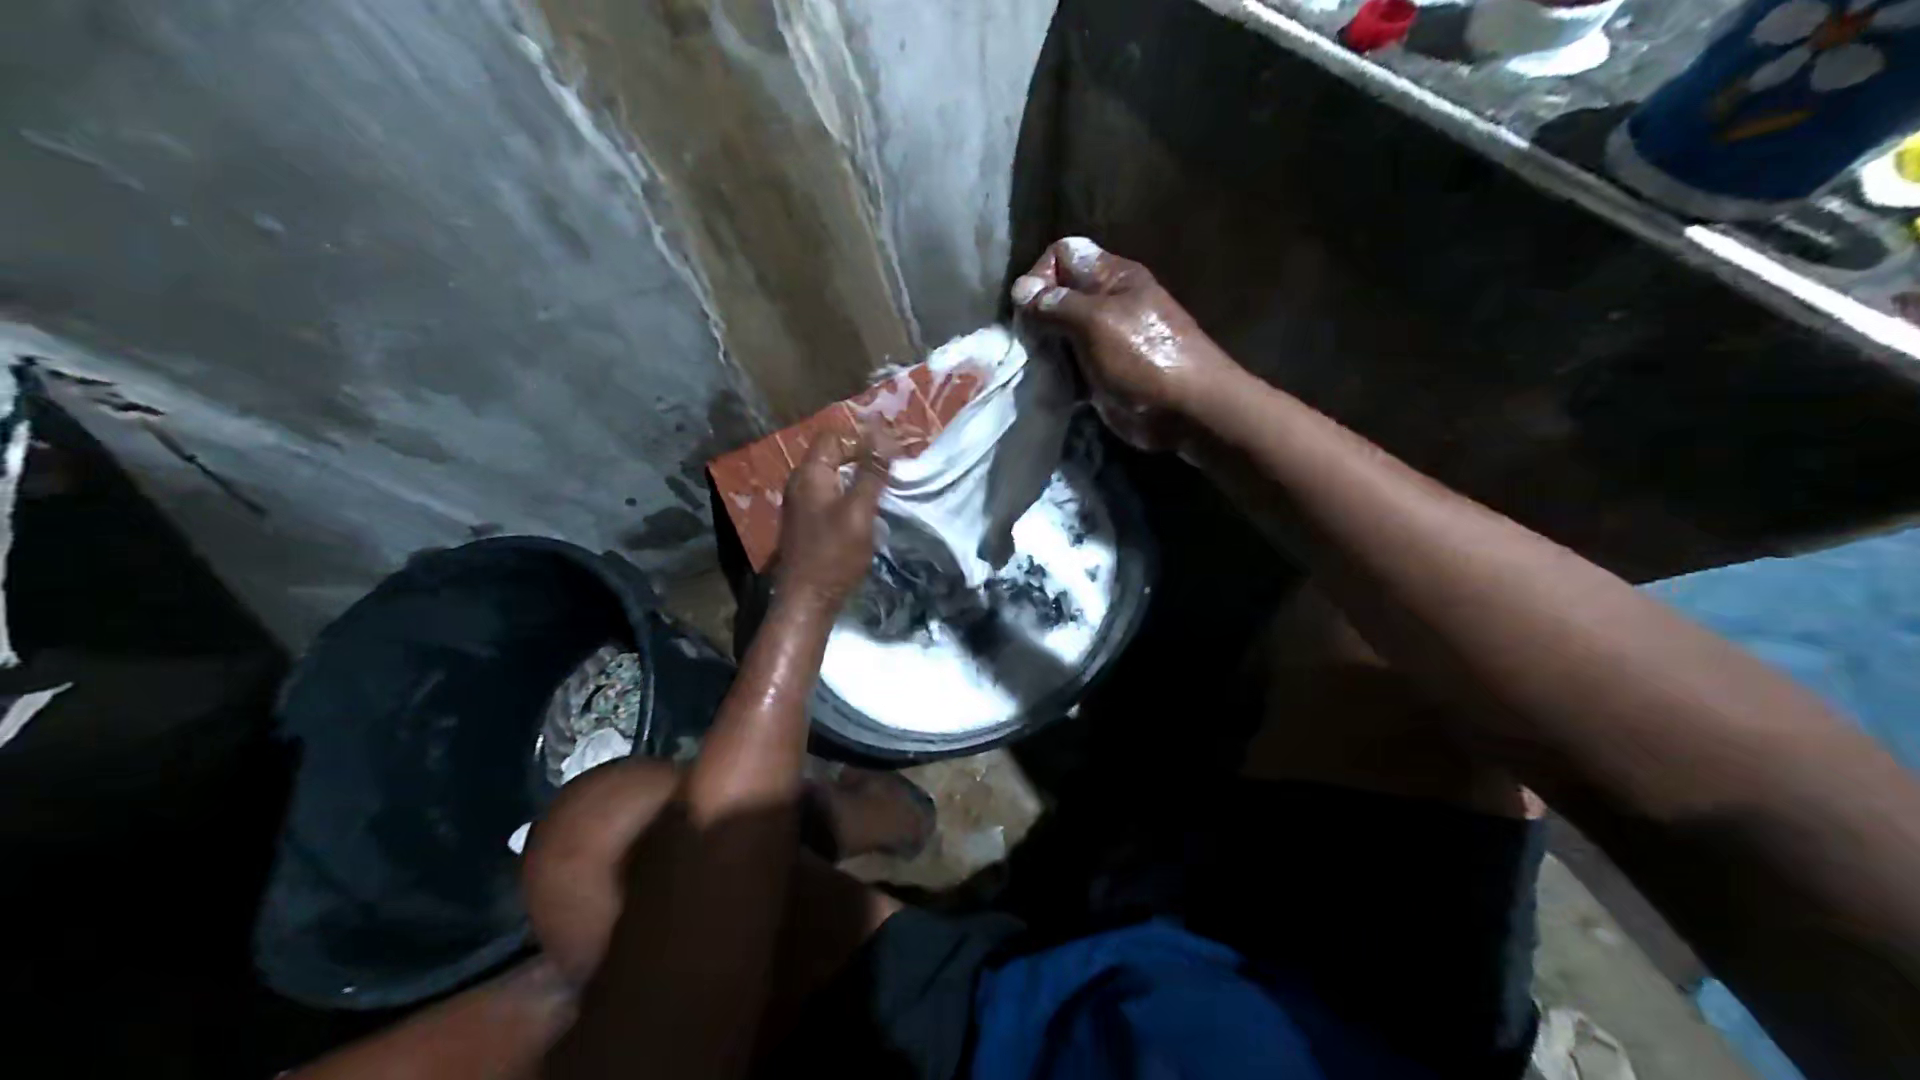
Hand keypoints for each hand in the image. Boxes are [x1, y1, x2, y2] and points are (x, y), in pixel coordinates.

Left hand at [772, 428, 888, 614]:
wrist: (808, 599)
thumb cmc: (834, 554)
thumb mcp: (859, 511)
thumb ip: (871, 473)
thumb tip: (884, 439)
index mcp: (809, 474)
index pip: (835, 437)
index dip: (863, 438)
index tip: (893, 451)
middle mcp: (801, 483)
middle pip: (833, 454)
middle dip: (864, 455)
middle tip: (893, 465)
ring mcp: (802, 503)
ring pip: (834, 475)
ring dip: (859, 475)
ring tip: (886, 484)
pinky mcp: (808, 521)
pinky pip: (831, 494)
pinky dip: (851, 493)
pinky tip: (869, 506)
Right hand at [1010, 236, 1236, 449]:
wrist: (1185, 410)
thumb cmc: (1144, 356)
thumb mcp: (1097, 321)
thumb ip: (1057, 304)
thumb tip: (1021, 290)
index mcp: (1112, 277)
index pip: (1064, 254)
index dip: (1042, 273)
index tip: (1028, 307)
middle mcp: (1106, 303)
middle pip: (1057, 296)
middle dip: (1037, 316)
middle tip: (1030, 341)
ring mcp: (1103, 340)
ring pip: (1059, 334)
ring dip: (1044, 349)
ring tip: (1038, 366)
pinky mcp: (1101, 373)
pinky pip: (1068, 366)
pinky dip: (1056, 374)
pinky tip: (1051, 385)